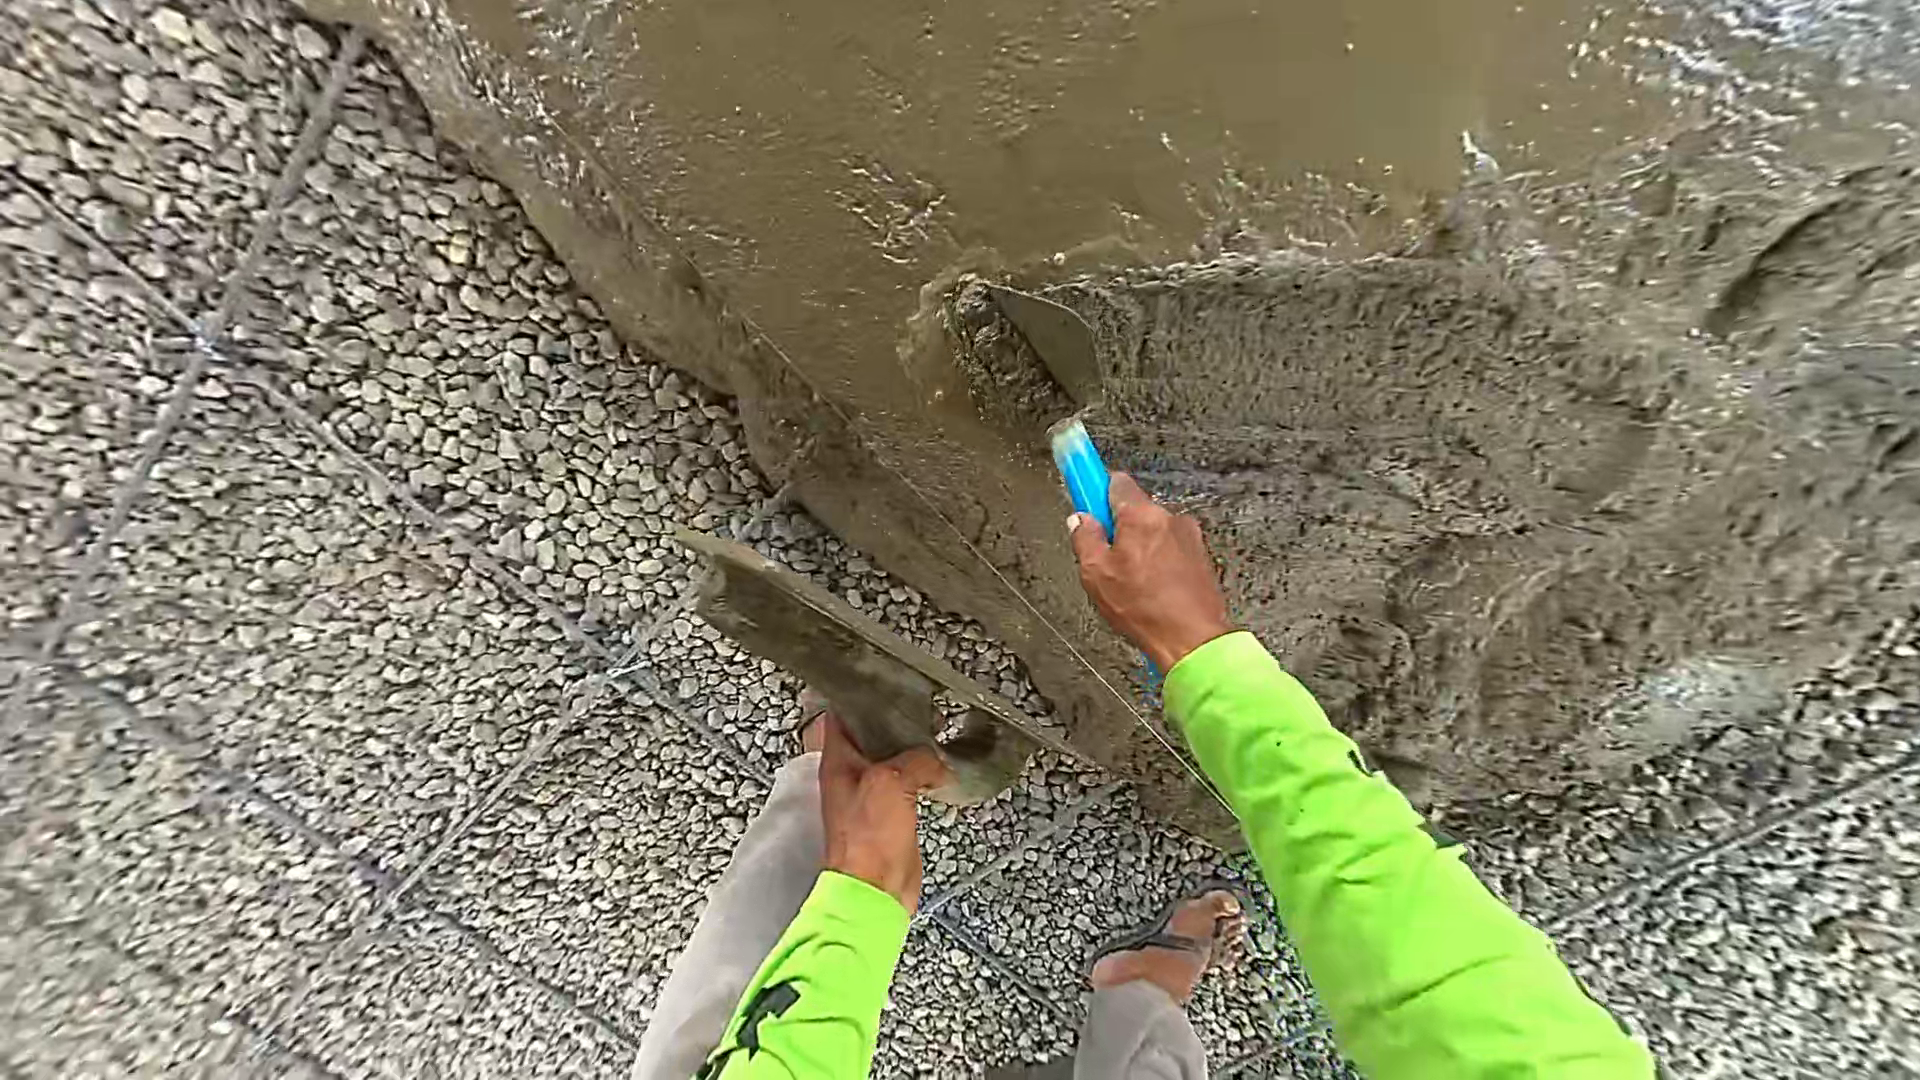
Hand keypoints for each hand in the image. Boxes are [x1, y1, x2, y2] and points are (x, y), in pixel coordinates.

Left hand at [819, 714, 948, 913]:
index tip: (882, 678)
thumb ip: (915, 759)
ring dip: (911, 743)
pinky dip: (922, 768)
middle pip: (870, 733)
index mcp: (838, 760)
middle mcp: (851, 772)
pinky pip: (907, 779)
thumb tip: (937, 760)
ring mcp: (871, 791)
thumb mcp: (891, 782)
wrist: (876, 890)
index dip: (858, 694)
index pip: (842, 714)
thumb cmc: (869, 836)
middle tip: (919, 698)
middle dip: (893, 717)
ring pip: (891, 755)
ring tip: (935, 725)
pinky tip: (941, 762)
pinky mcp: (891, 810)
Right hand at [1069, 473, 1233, 672]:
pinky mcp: (1199, 557)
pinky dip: (1157, 561)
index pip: (1114, 481)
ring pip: (1151, 530)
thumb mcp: (1096, 574)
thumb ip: (1084, 539)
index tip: (1083, 484)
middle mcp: (1169, 518)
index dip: (1094, 486)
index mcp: (1141, 516)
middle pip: (1133, 508)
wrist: (1192, 639)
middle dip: (1115, 525)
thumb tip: (1079, 522)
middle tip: (1102, 555)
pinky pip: (1169, 548)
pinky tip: (1149, 587)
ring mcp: (1188, 537)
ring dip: (1138, 546)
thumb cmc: (1147, 609)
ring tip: (1129, 581)